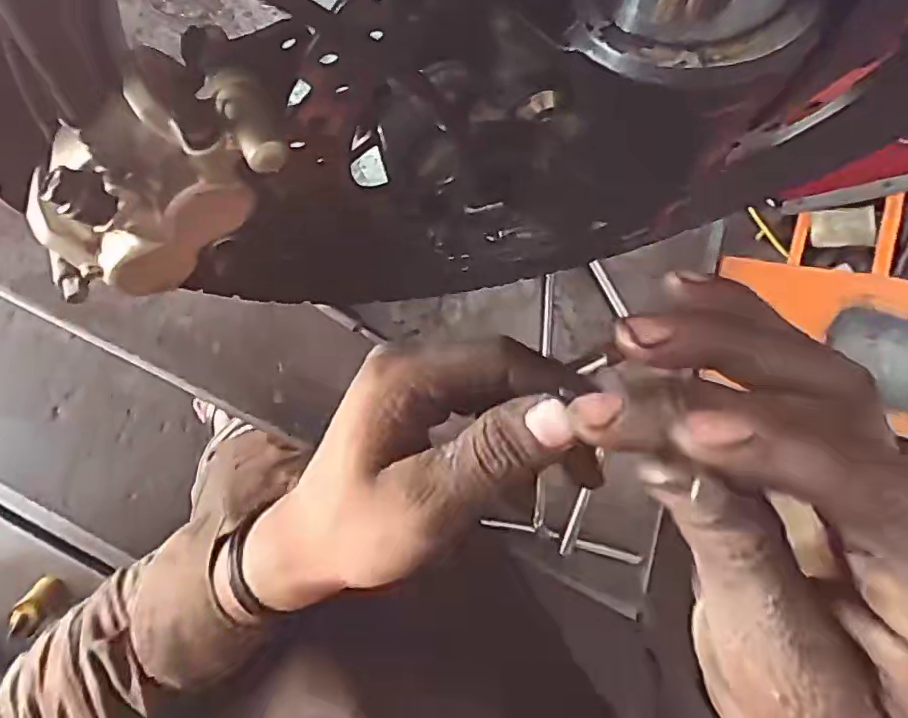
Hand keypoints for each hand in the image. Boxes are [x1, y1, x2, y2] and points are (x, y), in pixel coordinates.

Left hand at [240, 337, 594, 611]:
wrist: (306, 548)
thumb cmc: (358, 531)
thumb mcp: (429, 500)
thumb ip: (494, 454)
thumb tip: (566, 413)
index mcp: (406, 372)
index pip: (500, 359)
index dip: (556, 390)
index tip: (601, 435)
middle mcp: (409, 360)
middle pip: (498, 367)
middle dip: (548, 411)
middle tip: (586, 468)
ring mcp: (410, 379)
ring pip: (491, 385)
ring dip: (531, 426)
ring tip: (561, 480)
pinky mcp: (415, 401)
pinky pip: (474, 404)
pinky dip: (506, 435)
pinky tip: (519, 478)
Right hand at [570, 271, 907, 717]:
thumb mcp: (790, 678)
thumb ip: (736, 562)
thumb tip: (662, 460)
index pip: (880, 492)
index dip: (781, 450)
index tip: (686, 432)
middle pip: (846, 402)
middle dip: (731, 364)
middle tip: (636, 353)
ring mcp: (890, 470)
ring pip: (817, 371)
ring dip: (719, 336)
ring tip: (641, 328)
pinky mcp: (839, 454)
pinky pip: (794, 379)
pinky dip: (736, 331)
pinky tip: (688, 299)